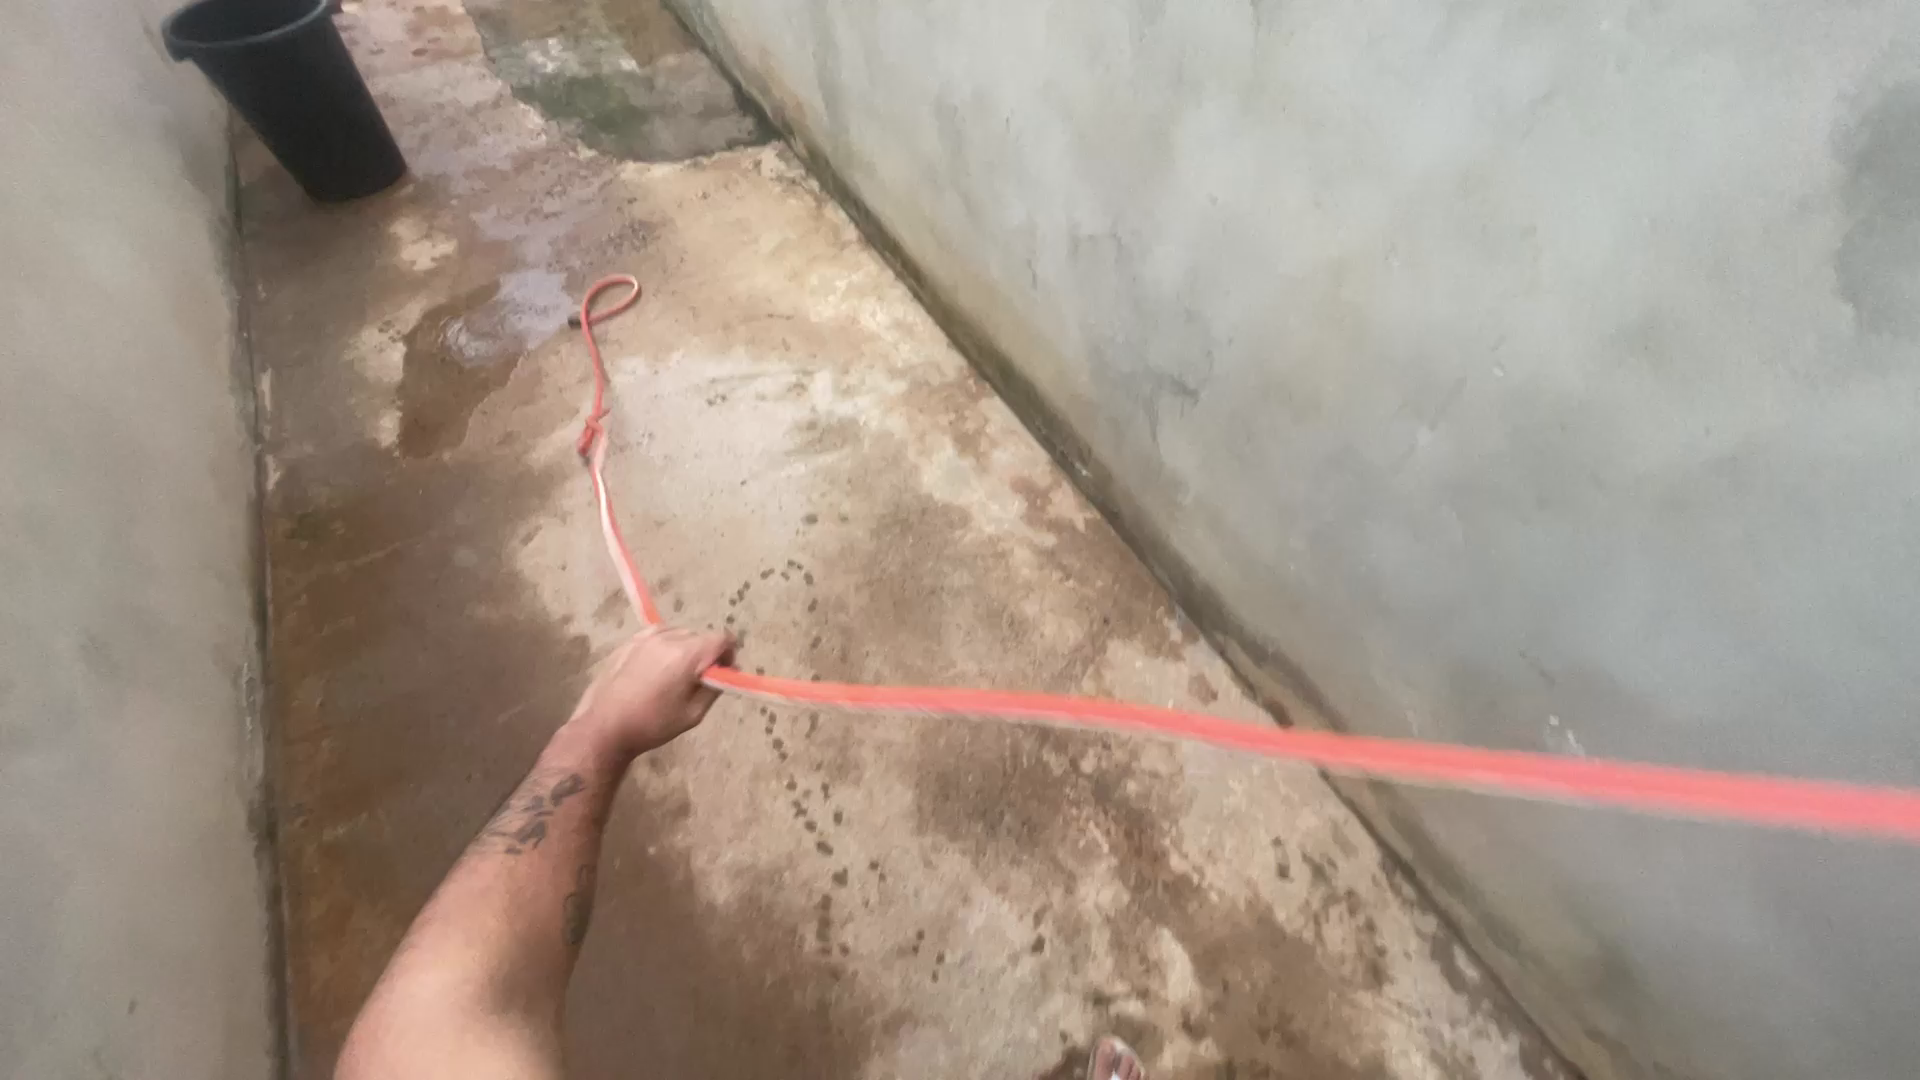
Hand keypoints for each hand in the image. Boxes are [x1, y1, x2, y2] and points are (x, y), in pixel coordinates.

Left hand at [566, 626, 733, 758]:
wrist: (602, 728)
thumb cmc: (651, 724)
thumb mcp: (694, 713)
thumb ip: (716, 687)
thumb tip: (727, 671)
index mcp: (687, 654)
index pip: (722, 638)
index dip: (728, 654)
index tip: (722, 672)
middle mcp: (668, 638)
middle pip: (701, 635)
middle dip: (706, 653)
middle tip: (698, 678)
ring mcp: (646, 637)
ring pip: (680, 633)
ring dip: (686, 648)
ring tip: (674, 674)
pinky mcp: (629, 641)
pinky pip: (659, 635)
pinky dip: (666, 645)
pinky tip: (656, 667)